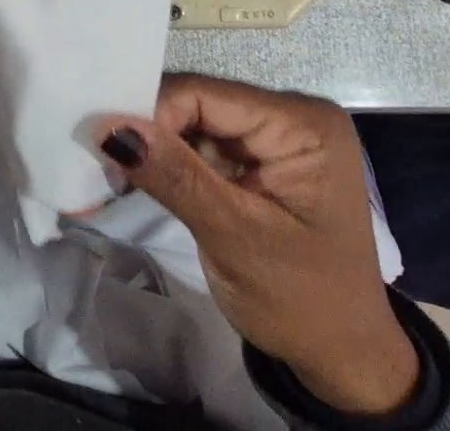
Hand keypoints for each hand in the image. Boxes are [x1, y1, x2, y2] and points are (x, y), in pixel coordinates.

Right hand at [101, 74, 420, 416]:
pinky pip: (200, 142)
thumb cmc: (301, 301)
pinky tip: (145, 181)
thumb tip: (108, 127)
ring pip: (191, 121)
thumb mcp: (234, 237)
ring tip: (120, 179)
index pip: (203, 94)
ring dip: (155, 149)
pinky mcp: (257, 158)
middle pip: (196, 102)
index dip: (152, 117)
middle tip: (108, 170)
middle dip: (149, 133)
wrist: (340, 356)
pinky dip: (169, 162)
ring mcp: (274, 137)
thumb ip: (174, 176)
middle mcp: (290, 116)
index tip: (113, 158)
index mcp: (302, 125)